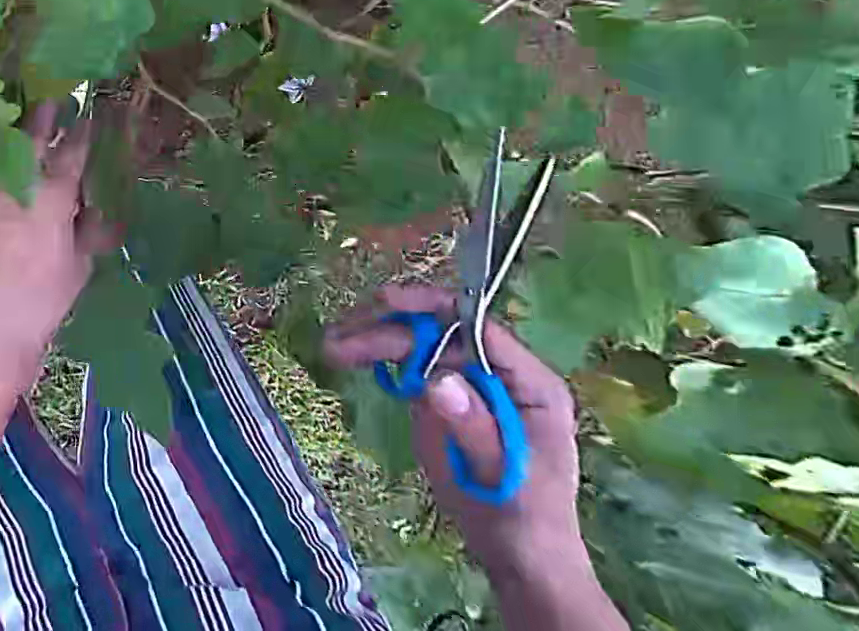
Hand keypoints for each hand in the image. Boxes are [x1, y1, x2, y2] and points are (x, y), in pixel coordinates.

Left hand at [0, 102, 96, 382]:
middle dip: (46, 113)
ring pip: (1, 146)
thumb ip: (87, 228)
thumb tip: (91, 207)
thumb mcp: (80, 262)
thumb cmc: (45, 297)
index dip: (85, 129)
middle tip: (53, 95)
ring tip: (20, 114)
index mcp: (55, 196)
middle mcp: (19, 183)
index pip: (74, 151)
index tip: (92, 112)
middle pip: (34, 137)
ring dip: (15, 128)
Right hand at [324, 284, 587, 580]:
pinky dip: (373, 356)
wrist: (515, 555)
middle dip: (386, 328)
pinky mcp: (438, 393)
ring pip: (414, 342)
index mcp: (526, 379)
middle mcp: (492, 368)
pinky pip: (404, 363)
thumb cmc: (523, 518)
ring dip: (371, 338)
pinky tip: (345, 354)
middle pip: (436, 330)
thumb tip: (435, 379)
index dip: (431, 307)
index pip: (477, 326)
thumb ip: (473, 426)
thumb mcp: (503, 475)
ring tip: (332, 345)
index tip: (386, 302)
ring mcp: (464, 378)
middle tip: (341, 337)